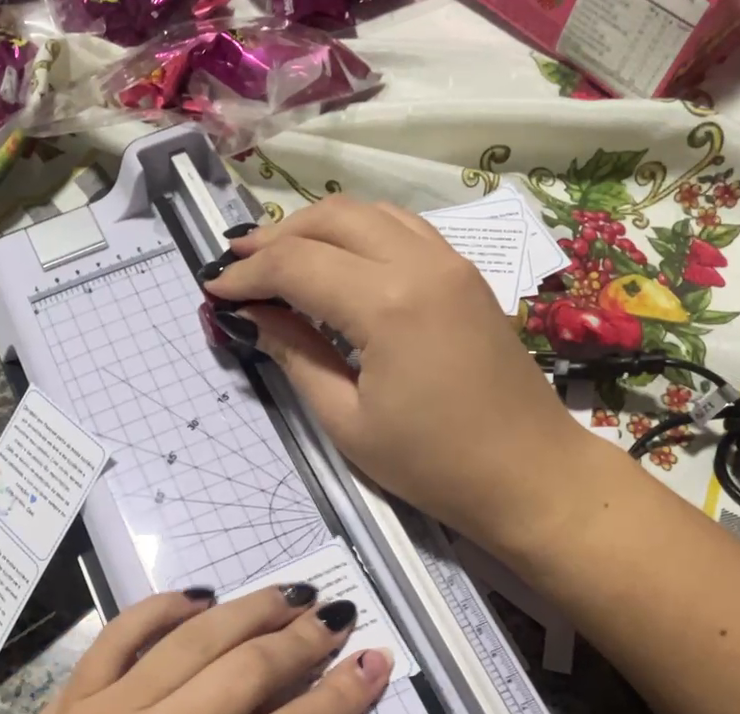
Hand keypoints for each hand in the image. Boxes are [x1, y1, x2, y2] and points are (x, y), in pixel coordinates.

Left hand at [0, 586, 397, 713]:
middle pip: (245, 672)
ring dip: (247, 611)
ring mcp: (107, 712)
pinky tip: (198, 597)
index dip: (339, 697)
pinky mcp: (70, 698)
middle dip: (301, 639)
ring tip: (290, 594)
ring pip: (191, 642)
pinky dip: (161, 608)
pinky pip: (120, 636)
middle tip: (339, 617)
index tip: (374, 662)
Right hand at [204, 196, 610, 553]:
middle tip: (235, 264)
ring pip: (369, 213)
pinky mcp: (465, 275)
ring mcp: (450, 263)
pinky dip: (358, 233)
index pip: (298, 265)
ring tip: (278, 257)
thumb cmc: (432, 464)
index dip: (247, 274)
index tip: (213, 289)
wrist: (527, 474)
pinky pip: (401, 229)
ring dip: (317, 226)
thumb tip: (253, 318)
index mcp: (387, 304)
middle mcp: (420, 264)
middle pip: (332, 219)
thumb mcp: (347, 421)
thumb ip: (296, 356)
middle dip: (276, 236)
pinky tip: (336, 262)